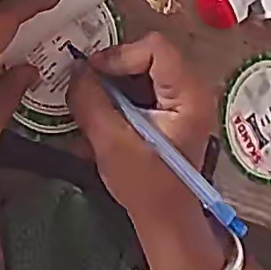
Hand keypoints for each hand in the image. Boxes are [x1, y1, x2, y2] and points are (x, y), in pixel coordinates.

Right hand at [67, 33, 218, 223]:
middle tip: (88, 83)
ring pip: (145, 67)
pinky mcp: (175, 107)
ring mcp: (187, 97)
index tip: (93, 72)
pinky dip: (123, 91)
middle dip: (114, 66)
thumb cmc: (146, 185)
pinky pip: (146, 83)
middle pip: (150, 53)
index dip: (119, 54)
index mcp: (189, 94)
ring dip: (116, 79)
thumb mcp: (111, 143)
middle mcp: (194, 88)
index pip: (155, 48)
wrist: (168, 221)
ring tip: (93, 98)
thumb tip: (76, 69)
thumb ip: (90, 100)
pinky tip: (106, 111)